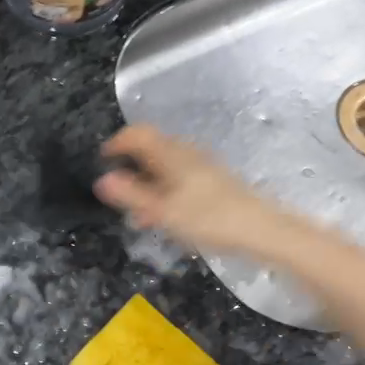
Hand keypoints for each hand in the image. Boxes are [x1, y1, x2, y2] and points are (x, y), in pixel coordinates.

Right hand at [94, 124, 308, 257]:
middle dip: (132, 166)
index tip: (104, 158)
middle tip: (119, 189)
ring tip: (140, 211)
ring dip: (149, 182)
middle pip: (152, 148)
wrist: (263, 231)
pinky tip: (168, 216)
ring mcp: (203, 165)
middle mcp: (186, 153)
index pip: (138, 133)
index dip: (118, 141)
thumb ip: (130, 195)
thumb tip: (101, 180)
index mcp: (171, 154)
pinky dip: (166, 190)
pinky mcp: (216, 181)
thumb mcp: (162, 211)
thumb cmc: (209, 218)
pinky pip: (181, 178)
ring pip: (166, 166)